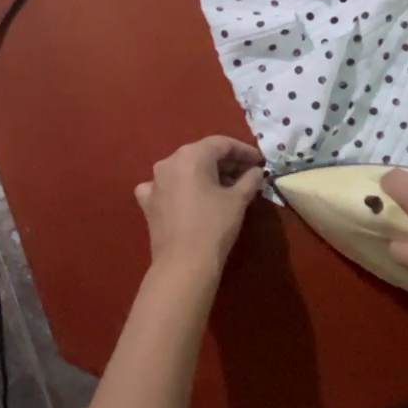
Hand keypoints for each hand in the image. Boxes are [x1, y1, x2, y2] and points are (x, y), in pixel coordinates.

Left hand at [135, 137, 265, 274]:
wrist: (184, 263)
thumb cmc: (214, 226)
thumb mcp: (238, 200)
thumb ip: (250, 180)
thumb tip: (256, 172)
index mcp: (191, 155)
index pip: (222, 144)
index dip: (244, 151)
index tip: (259, 162)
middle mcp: (168, 162)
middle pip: (201, 154)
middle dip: (225, 163)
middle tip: (247, 175)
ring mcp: (154, 182)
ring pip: (184, 170)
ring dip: (205, 175)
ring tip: (226, 187)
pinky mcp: (147, 202)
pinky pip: (165, 187)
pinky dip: (180, 188)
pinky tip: (189, 198)